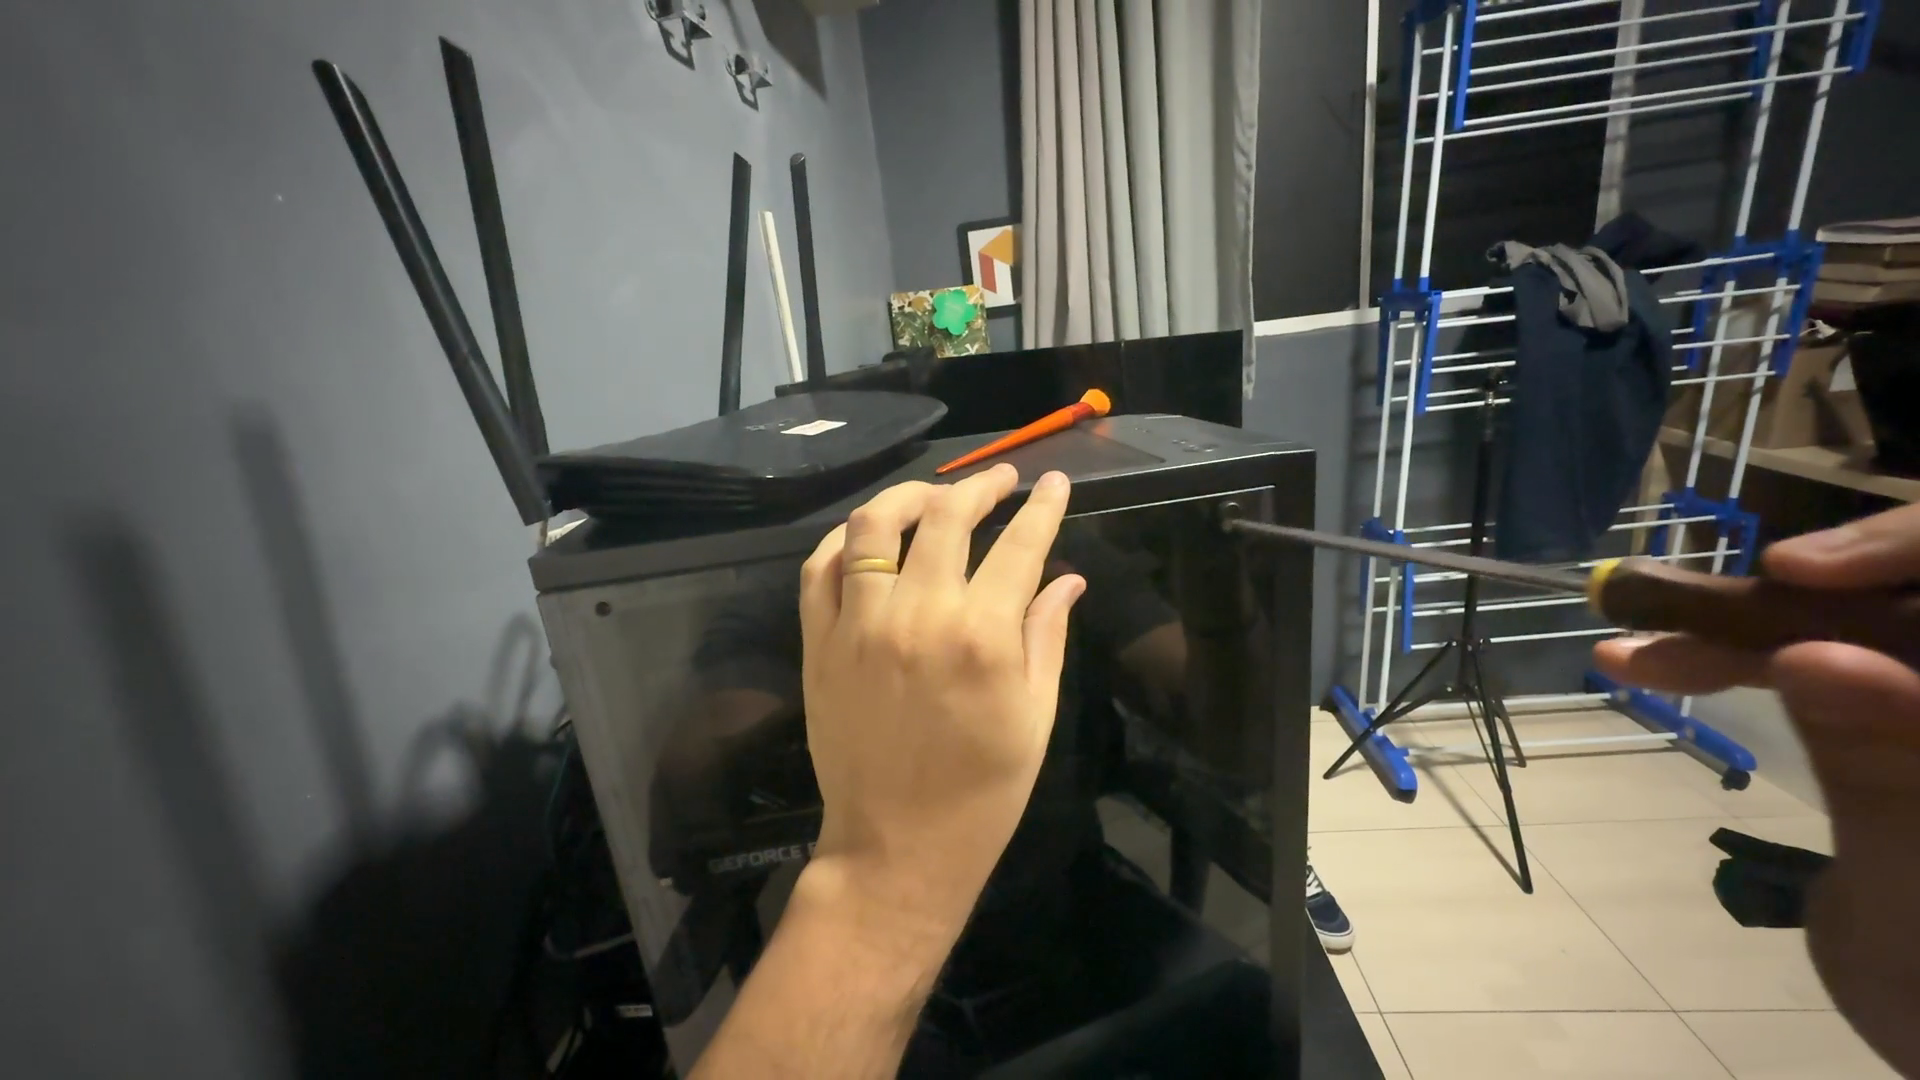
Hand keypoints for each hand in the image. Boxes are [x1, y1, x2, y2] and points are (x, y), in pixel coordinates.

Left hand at [796, 464, 1083, 931]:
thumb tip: (1069, 578)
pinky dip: (844, 539)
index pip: (1020, 545)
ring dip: (908, 497)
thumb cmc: (983, 792)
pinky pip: (820, 568)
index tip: (1054, 483)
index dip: (1043, 507)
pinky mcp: (819, 642)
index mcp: (982, 637)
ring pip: (873, 526)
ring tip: (933, 496)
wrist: (896, 847)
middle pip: (946, 517)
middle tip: (999, 480)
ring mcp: (859, 625)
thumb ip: (1048, 635)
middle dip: (980, 487)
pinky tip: (869, 536)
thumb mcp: (1035, 716)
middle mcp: (918, 615)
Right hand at [1593, 503, 1919, 1073]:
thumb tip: (1821, 657)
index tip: (1792, 569)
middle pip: (1905, 601)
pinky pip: (1818, 664)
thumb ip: (1894, 775)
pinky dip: (1733, 660)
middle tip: (1659, 601)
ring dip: (1733, 630)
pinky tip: (1658, 667)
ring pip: (1845, 629)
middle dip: (1781, 599)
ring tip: (1630, 646)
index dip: (1908, 552)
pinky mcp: (1903, 725)